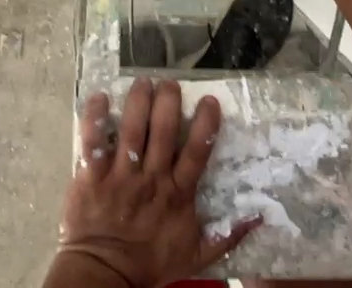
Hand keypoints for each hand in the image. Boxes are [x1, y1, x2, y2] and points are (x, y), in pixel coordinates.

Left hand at [55, 79, 260, 287]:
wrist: (105, 276)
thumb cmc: (151, 263)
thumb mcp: (196, 255)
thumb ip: (227, 235)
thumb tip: (259, 216)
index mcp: (178, 194)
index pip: (197, 153)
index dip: (205, 125)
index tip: (210, 100)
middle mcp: (151, 179)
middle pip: (163, 133)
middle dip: (168, 102)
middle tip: (170, 83)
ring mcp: (121, 177)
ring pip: (131, 131)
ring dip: (138, 102)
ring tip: (143, 82)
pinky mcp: (92, 177)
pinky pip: (92, 143)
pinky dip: (95, 119)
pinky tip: (99, 97)